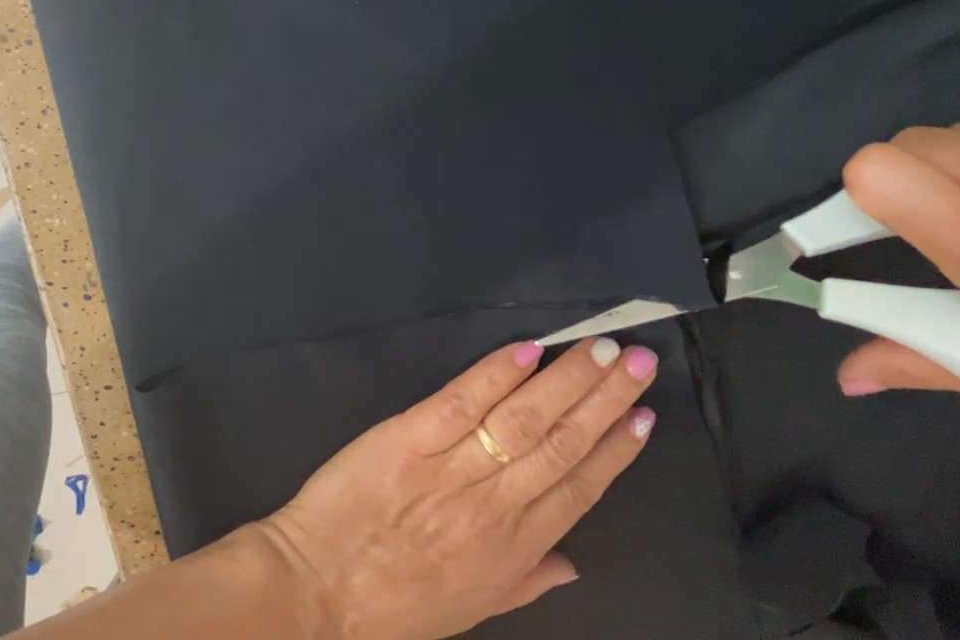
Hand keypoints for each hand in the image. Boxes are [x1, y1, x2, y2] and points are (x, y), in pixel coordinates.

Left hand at [245, 336, 659, 639]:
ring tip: (603, 349)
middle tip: (640, 362)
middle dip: (605, 400)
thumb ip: (525, 582)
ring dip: (568, 380)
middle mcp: (493, 505)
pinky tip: (528, 351)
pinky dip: (496, 374)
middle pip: (563, 444)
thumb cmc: (390, 606)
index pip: (579, 489)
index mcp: (512, 549)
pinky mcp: (408, 438)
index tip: (644, 416)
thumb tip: (572, 565)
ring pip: (524, 417)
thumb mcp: (470, 609)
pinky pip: (462, 401)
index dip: (615, 450)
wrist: (315, 592)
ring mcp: (451, 468)